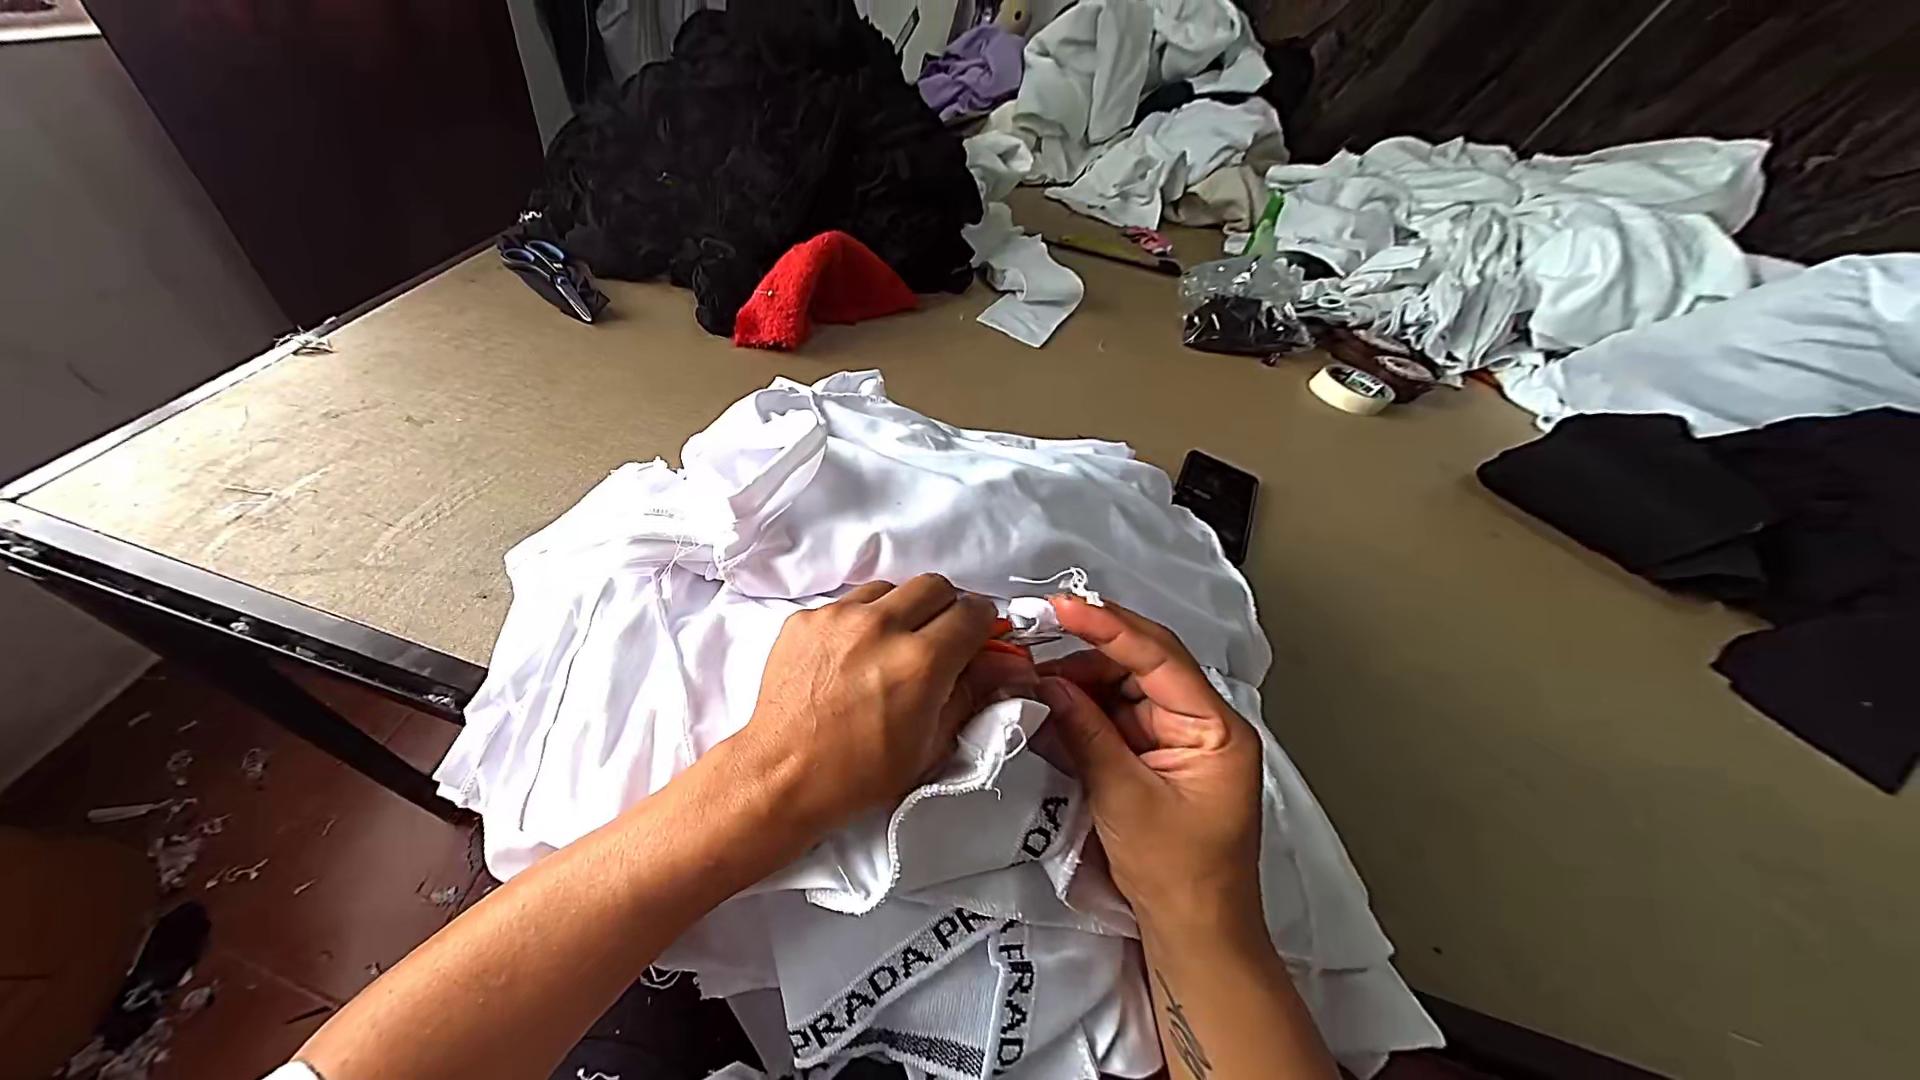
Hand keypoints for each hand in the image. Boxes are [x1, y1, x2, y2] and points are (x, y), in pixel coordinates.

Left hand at [728, 574, 1032, 837]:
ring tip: (890, 647)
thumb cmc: (859, 774)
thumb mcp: (931, 742)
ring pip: (891, 588)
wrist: (782, 776)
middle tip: (938, 639)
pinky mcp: (806, 619)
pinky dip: (861, 620)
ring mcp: (838, 618)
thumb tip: (1009, 664)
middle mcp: (880, 628)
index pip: (973, 612)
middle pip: (936, 585)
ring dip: (902, 610)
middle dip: (946, 608)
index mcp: (920, 662)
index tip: (977, 636)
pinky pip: (849, 602)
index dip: (982, 624)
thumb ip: (974, 691)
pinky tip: (853, 654)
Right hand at [1036, 596, 1264, 934]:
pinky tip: (1052, 709)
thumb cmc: (1177, 873)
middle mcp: (1200, 720)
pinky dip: (1082, 710)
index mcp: (1216, 728)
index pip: (1160, 657)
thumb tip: (1049, 685)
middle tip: (1037, 645)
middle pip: (1141, 664)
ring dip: (1079, 683)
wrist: (1193, 931)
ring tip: (1037, 686)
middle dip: (1087, 653)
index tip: (1064, 607)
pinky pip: (1114, 713)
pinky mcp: (1153, 749)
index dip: (1109, 627)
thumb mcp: (1125, 798)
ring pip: (1122, 685)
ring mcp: (1175, 733)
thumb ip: (1086, 733)